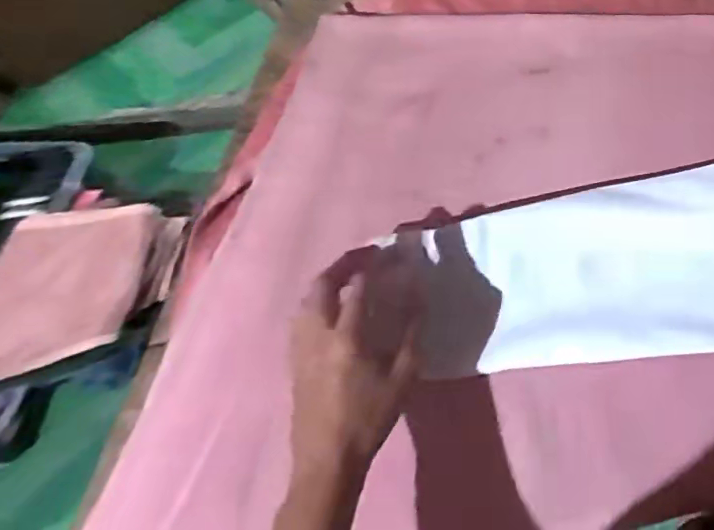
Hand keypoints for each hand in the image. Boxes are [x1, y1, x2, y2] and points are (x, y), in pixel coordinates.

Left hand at [279, 246, 423, 529]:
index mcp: (346, 338)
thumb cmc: (369, 418)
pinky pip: (302, 317)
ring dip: (327, 280)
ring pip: (306, 300)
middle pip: (321, 285)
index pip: (357, 287)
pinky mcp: (294, 360)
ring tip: (348, 275)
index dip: (373, 264)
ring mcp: (301, 348)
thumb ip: (411, 333)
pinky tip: (331, 306)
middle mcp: (318, 335)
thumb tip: (419, 297)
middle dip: (343, 264)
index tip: (389, 252)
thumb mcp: (402, 377)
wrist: (327, 460)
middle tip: (365, 256)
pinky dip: (317, 300)